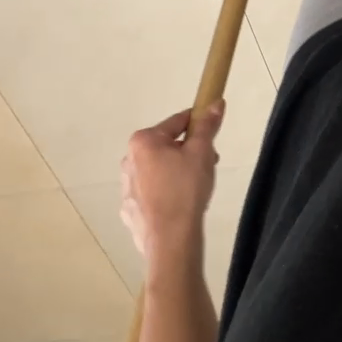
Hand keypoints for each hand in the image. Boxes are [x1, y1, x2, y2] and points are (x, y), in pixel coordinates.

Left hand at [120, 103, 224, 261]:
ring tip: (196, 187)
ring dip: (177, 171)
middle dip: (188, 151)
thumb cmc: (186, 188)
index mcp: (143, 141)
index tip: (212, 137)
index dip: (199, 125)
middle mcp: (128, 161)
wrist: (171, 239)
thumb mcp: (202, 151)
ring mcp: (126, 188)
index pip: (177, 121)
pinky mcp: (130, 210)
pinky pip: (152, 192)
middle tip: (207, 165)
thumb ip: (207, 125)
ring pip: (159, 169)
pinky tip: (180, 204)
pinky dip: (166, 192)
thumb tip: (216, 102)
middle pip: (167, 146)